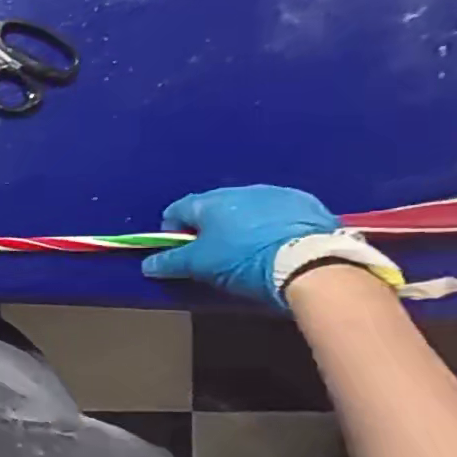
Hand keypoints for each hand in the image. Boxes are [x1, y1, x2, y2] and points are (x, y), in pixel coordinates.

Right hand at [139, 185, 339, 306]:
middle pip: (212, 208)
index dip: (172, 231)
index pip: (177, 210)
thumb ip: (170, 263)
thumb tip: (147, 265)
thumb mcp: (199, 266)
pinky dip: (270, 226)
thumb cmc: (241, 261)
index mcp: (210, 202)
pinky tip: (274, 246)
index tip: (179, 252)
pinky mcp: (306, 203)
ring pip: (246, 208)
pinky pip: (277, 213)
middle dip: (208, 228)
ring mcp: (276, 194)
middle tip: (212, 254)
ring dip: (240, 225)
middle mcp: (241, 190)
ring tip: (246, 251)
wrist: (308, 263)